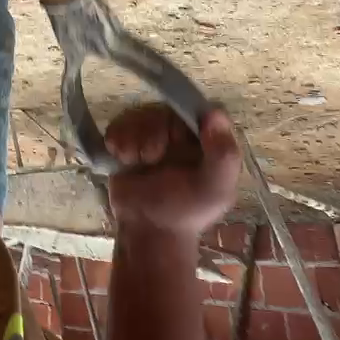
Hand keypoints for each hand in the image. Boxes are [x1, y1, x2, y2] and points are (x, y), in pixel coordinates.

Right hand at [106, 105, 240, 239]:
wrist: (146, 230)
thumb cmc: (184, 212)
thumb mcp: (214, 189)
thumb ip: (223, 155)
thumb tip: (214, 112)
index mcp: (206, 141)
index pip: (194, 109)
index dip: (180, 120)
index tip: (174, 140)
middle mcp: (179, 134)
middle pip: (161, 110)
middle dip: (150, 132)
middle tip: (149, 158)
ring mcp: (151, 136)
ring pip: (137, 114)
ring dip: (131, 137)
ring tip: (132, 161)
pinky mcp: (126, 141)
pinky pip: (118, 122)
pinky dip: (115, 137)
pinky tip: (120, 157)